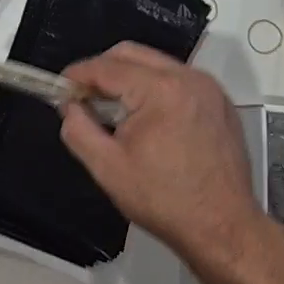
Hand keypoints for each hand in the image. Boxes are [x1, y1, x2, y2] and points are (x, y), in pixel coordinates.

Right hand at [59, 43, 273, 277]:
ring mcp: (209, 89)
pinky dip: (154, 88)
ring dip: (128, 78)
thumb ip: (77, 128)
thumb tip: (69, 106)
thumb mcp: (106, 167)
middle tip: (83, 98)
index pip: (106, 67)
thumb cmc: (164, 200)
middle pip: (131, 54)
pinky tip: (145, 119)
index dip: (77, 75)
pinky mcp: (220, 103)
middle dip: (102, 71)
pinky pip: (177, 80)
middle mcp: (188, 78)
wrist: (223, 229)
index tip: (60, 89)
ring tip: (113, 111)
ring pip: (155, 64)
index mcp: (160, 90)